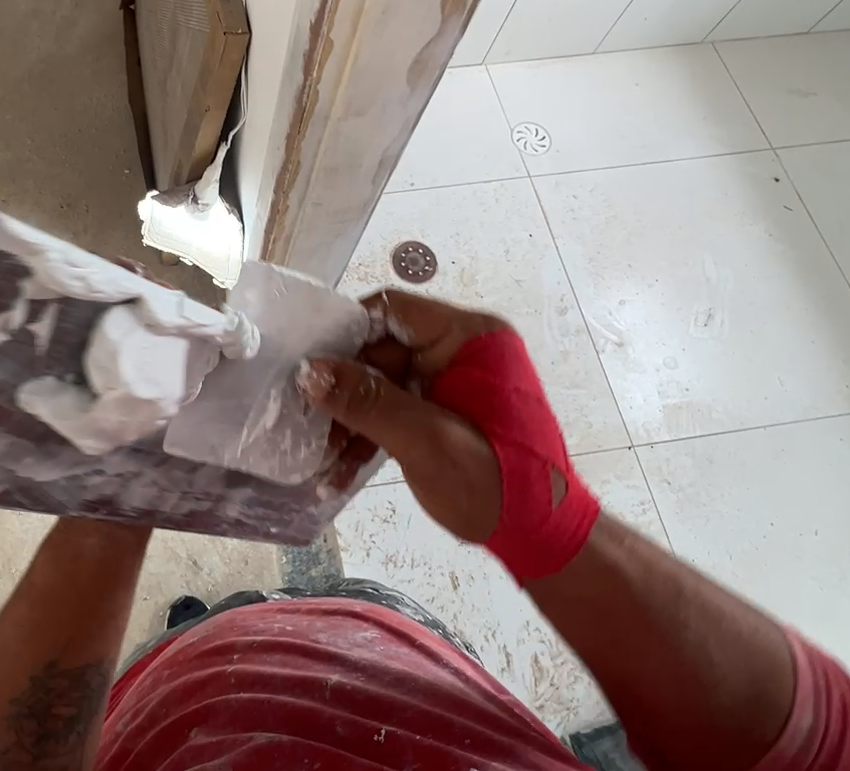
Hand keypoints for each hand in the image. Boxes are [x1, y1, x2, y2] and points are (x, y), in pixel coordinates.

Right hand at [298, 289, 600, 581]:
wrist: (544, 539)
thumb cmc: (495, 484)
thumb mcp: (424, 440)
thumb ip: (366, 401)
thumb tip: (308, 370)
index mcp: (467, 337)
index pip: (390, 311)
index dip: (344, 333)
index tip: (306, 365)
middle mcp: (460, 348)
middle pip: (380, 350)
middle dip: (342, 390)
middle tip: (305, 422)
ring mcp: (453, 378)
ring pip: (382, 382)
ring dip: (351, 418)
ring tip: (320, 457)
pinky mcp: (446, 408)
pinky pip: (396, 407)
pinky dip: (371, 433)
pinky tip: (340, 468)